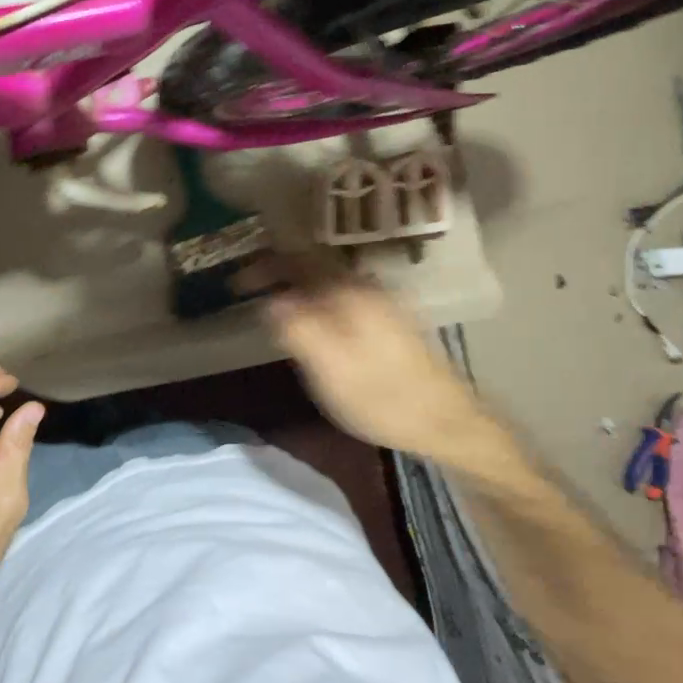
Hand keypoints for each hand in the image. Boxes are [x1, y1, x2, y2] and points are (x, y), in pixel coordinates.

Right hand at [264, 278, 496, 463]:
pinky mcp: (392, 323)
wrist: (447, 423)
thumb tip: (270, 300)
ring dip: (299, 286)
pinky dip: (318, 300)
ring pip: (330, 282)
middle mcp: (369, 289)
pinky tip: (312, 321)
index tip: (236, 282)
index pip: (299, 260)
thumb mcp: (330, 369)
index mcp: (350, 294)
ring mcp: (384, 304)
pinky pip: (343, 297)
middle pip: (316, 266)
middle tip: (248, 290)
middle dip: (279, 273)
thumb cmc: (383, 399)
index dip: (264, 265)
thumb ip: (298, 328)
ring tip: (273, 303)